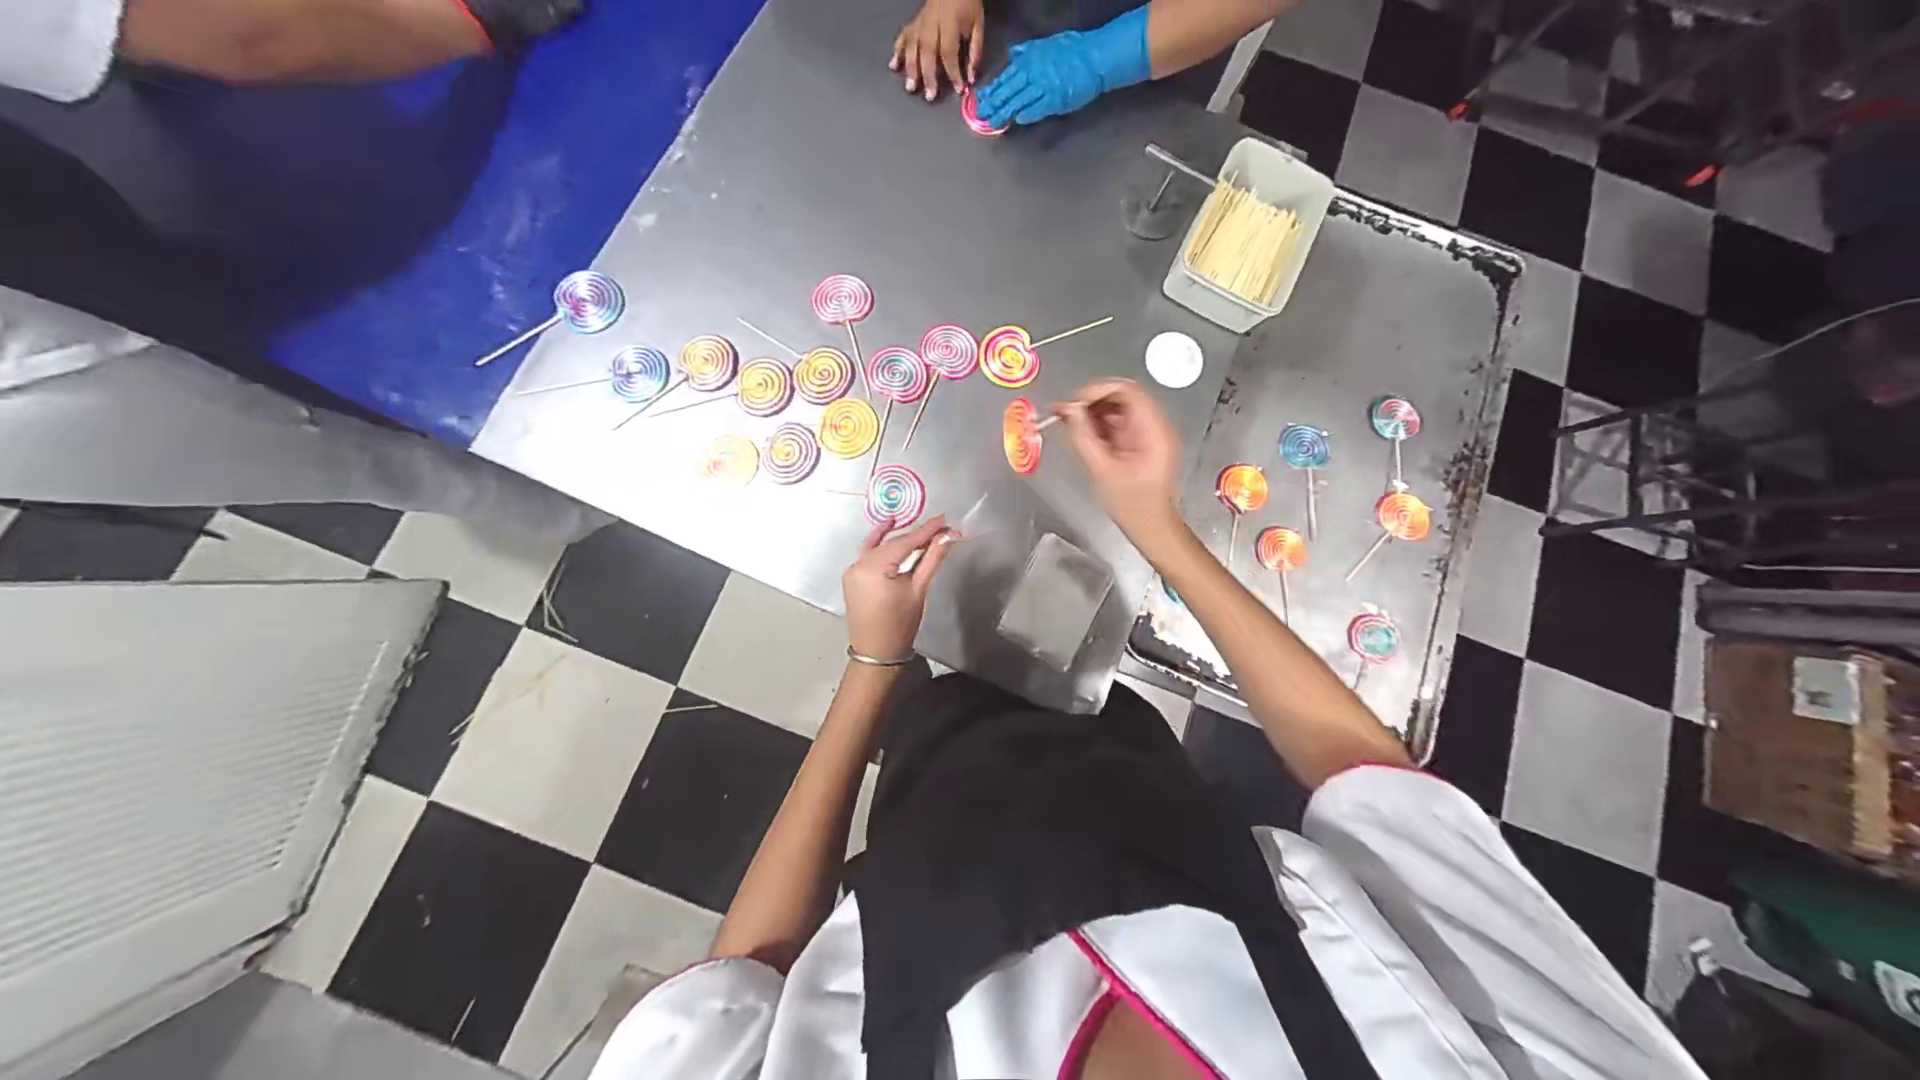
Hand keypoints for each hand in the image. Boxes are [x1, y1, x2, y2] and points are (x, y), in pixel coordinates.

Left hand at [843, 515, 955, 659]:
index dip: (926, 530)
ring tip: (923, 532)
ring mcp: (852, 570)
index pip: (905, 541)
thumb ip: (932, 559)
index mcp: (874, 567)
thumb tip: (947, 537)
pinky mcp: (853, 577)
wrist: (878, 652)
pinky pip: (869, 555)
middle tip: (941, 529)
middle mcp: (859, 564)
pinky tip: (890, 530)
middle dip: (916, 535)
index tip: (944, 519)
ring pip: (880, 547)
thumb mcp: (918, 589)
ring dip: (900, 539)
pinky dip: (882, 545)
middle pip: (892, 542)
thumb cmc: (900, 624)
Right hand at [890, 0, 983, 101]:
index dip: (953, 72)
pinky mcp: (914, 22)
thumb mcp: (978, 26)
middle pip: (927, 51)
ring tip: (910, 87)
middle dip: (928, 75)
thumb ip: (974, 52)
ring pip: (913, 46)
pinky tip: (894, 66)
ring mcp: (920, 21)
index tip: (958, 89)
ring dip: (911, 68)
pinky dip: (898, 51)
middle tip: (929, 96)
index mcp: (950, 22)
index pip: (949, 51)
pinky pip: (903, 37)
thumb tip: (970, 79)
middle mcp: (932, 22)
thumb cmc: (967, 5)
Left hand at [974, 6, 1150, 127]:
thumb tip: (1014, 54)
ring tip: (993, 123)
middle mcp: (1033, 72)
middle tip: (981, 114)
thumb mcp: (1046, 44)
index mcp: (1029, 59)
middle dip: (993, 103)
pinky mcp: (1054, 99)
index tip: (980, 98)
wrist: (1094, 57)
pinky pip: (1036, 109)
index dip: (992, 88)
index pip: (1005, 76)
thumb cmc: (1073, 49)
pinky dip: (1026, 115)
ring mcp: (1043, 87)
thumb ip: (1028, 51)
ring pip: (1018, 102)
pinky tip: (1017, 120)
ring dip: (1004, 113)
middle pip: (1007, 90)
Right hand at [1054, 379, 1184, 551]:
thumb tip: (1069, 410)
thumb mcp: (1103, 471)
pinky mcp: (1139, 440)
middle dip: (1092, 399)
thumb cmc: (1132, 506)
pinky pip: (1117, 421)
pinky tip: (1080, 430)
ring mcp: (1148, 433)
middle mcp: (1155, 426)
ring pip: (1118, 406)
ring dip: (1092, 410)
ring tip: (1068, 420)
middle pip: (1122, 395)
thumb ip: (1084, 437)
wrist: (1150, 526)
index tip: (1074, 403)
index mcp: (1154, 432)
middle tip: (1066, 410)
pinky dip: (1097, 422)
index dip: (1098, 390)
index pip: (1128, 391)